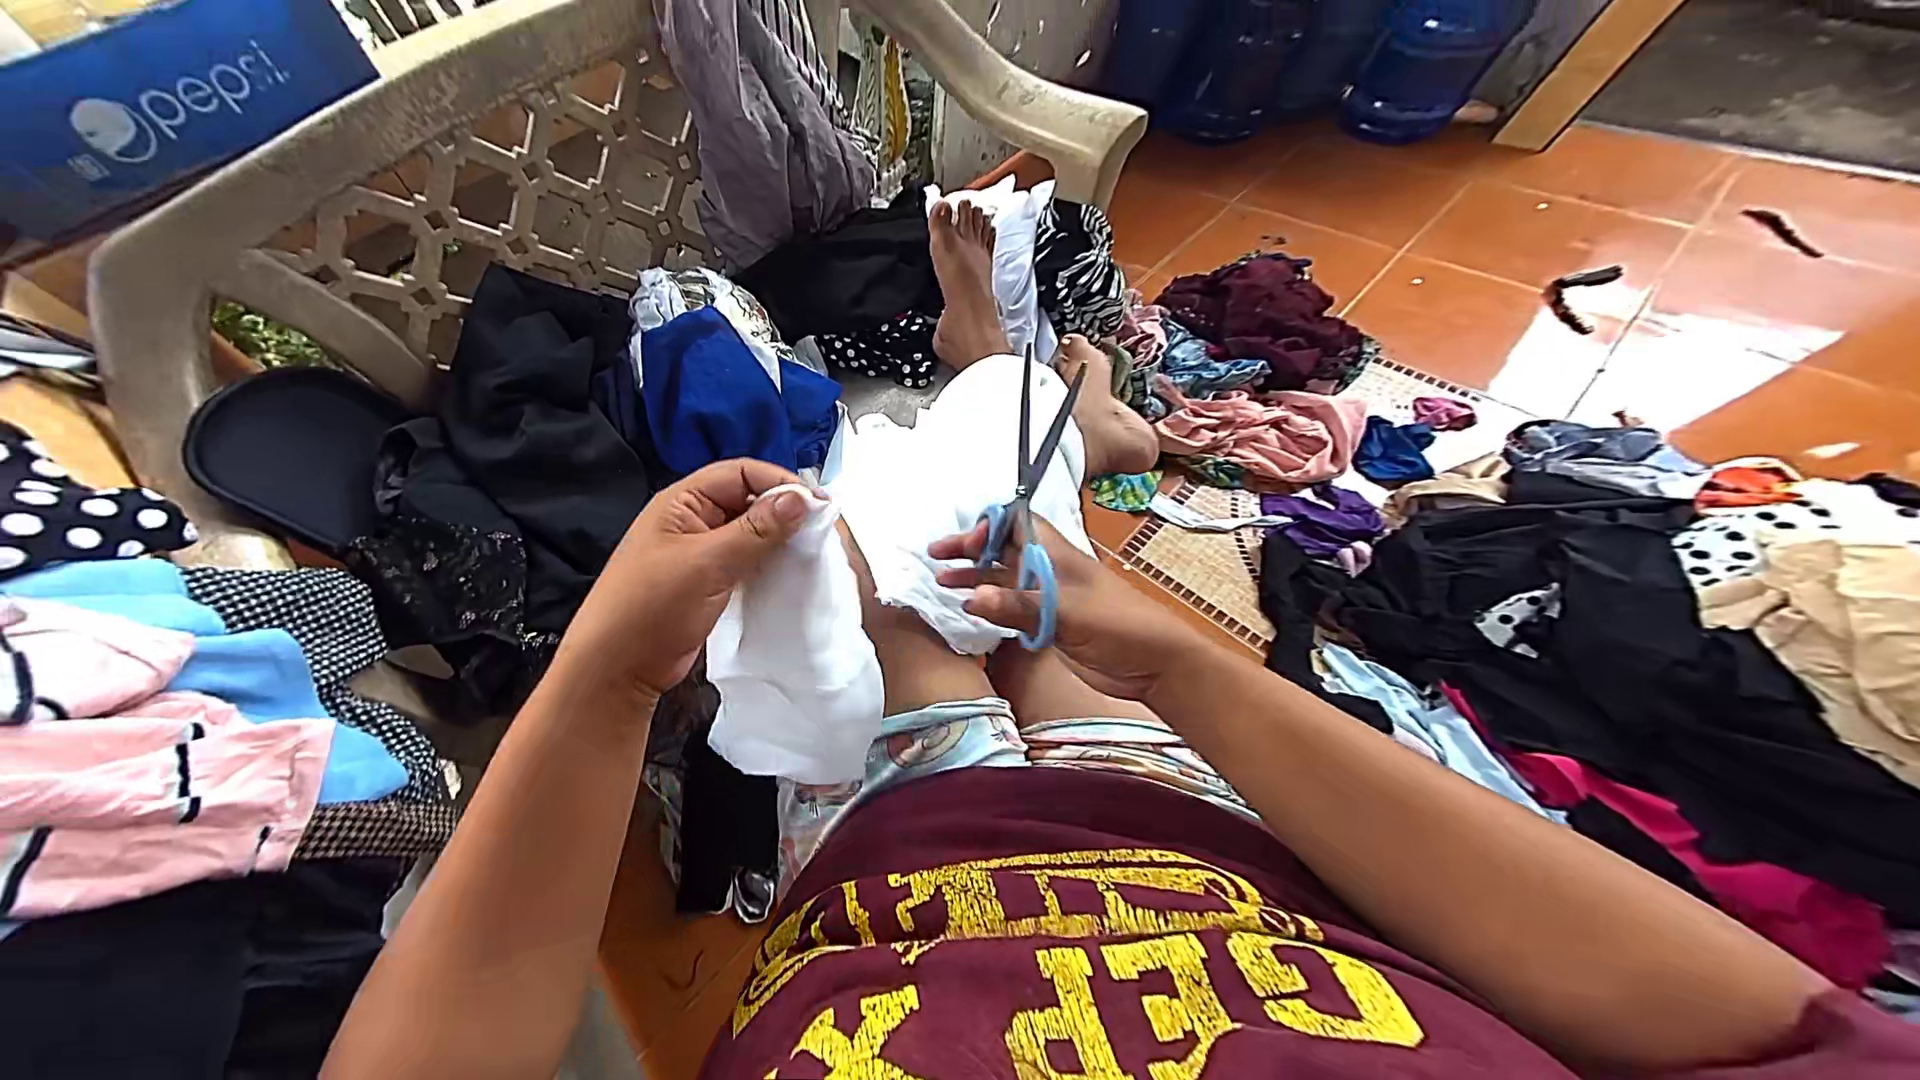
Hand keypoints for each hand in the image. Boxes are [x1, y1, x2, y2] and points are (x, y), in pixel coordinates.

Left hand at [556, 459, 813, 701]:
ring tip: (811, 551)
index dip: (779, 482)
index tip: (815, 505)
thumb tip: (800, 500)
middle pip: (749, 499)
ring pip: (753, 531)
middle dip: (784, 510)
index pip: (741, 472)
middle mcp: (694, 520)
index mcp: (682, 502)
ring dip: (781, 538)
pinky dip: (771, 562)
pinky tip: (791, 572)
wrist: (618, 669)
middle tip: (819, 529)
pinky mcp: (712, 578)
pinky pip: (749, 559)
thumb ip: (757, 530)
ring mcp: (703, 551)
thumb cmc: (649, 609)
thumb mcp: (707, 563)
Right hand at [931, 515, 1214, 700]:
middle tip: (937, 554)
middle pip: (1003, 548)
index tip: (966, 539)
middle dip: (971, 548)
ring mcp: (1047, 597)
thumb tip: (971, 598)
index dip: (991, 524)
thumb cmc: (1119, 625)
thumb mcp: (1067, 613)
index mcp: (1056, 554)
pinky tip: (969, 607)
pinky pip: (1011, 607)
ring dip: (975, 576)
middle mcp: (1048, 570)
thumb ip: (1019, 605)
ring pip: (1004, 578)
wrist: (1154, 663)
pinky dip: (989, 604)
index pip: (1018, 523)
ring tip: (942, 579)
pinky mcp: (1048, 623)